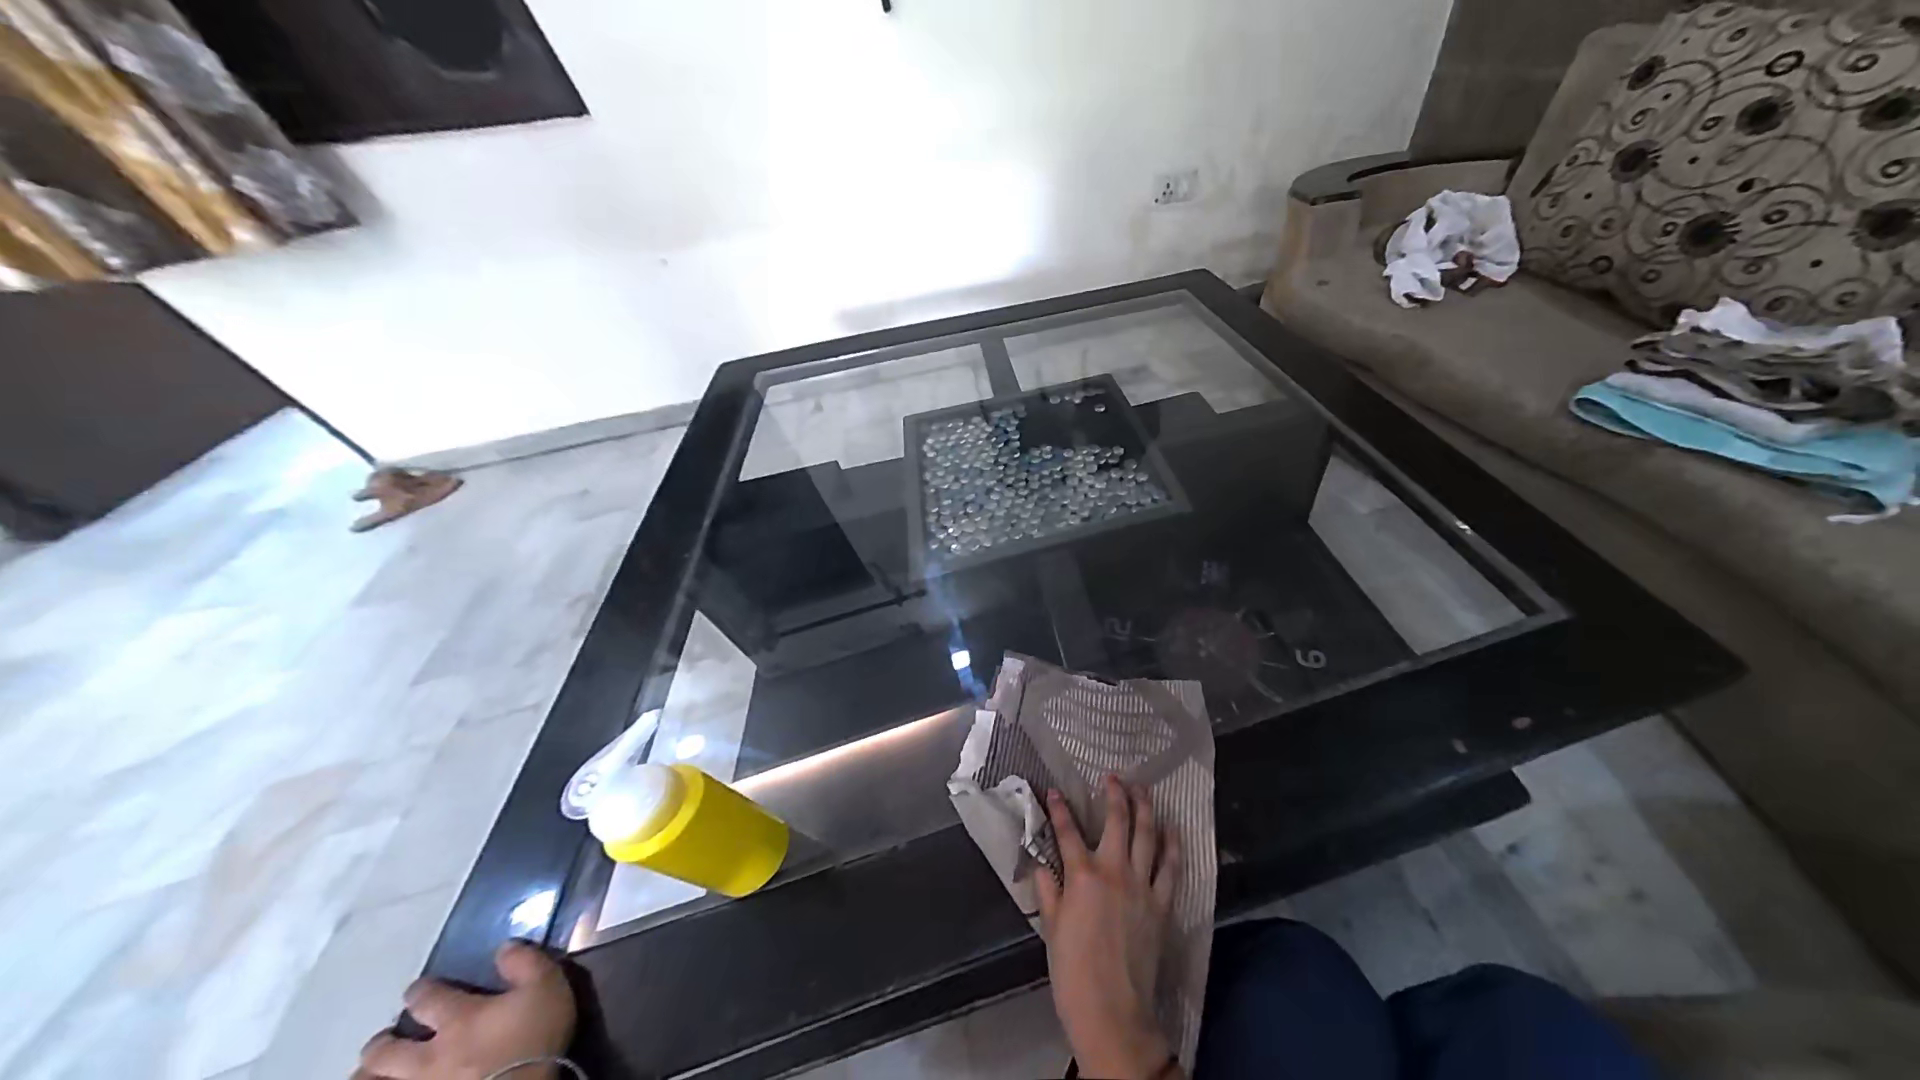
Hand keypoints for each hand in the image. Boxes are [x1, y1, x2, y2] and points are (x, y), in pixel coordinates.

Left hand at [356, 941, 576, 1079]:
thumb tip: (503, 947)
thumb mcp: (547, 986)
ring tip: (371, 1077)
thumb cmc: (535, 1039)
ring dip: (368, 1079)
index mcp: (459, 1019)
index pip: (426, 998)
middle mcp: (428, 1056)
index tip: (418, 988)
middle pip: (384, 1052)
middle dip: (379, 1044)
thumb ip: (525, 962)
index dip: (419, 990)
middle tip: (384, 1040)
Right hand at [1035, 775, 1180, 1079]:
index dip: (1058, 808)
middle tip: (1112, 776)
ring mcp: (1142, 886)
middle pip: (1117, 821)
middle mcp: (1114, 870)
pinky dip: (1172, 845)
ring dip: (1145, 808)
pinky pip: (1171, 867)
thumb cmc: (1072, 970)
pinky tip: (1171, 829)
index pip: (1067, 831)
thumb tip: (1040, 863)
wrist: (1112, 1011)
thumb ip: (1047, 890)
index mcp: (1082, 875)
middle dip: (1114, 794)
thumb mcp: (1050, 927)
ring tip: (1143, 789)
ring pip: (1147, 835)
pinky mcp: (1162, 904)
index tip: (1054, 791)